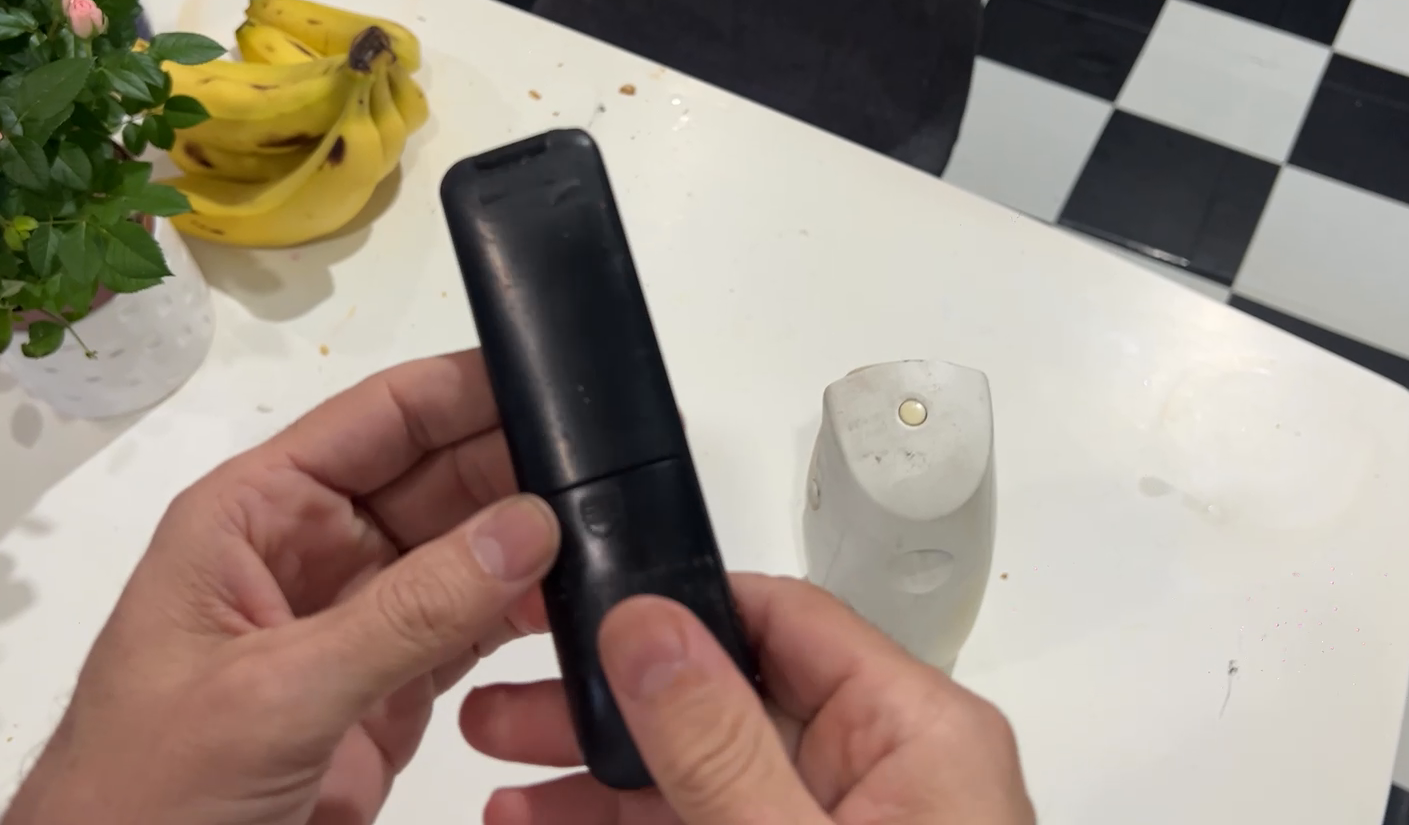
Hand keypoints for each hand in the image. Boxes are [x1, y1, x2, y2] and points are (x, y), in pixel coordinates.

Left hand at [3, 350, 559, 824]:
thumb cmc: (146, 806)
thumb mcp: (273, 695)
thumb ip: (411, 610)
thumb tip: (534, 525)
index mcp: (266, 507)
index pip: (384, 416)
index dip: (468, 387)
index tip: (555, 378)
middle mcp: (323, 538)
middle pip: (443, 470)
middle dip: (519, 460)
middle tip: (606, 459)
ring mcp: (369, 605)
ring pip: (471, 539)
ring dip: (534, 531)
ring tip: (610, 516)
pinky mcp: (403, 669)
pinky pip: (480, 613)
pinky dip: (530, 602)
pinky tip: (582, 591)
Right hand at [461, 574, 1035, 823]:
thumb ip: (719, 744)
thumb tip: (642, 618)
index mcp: (910, 727)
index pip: (782, 616)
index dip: (681, 605)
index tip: (583, 612)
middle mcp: (876, 763)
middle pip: (723, 694)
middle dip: (608, 704)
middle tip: (503, 710)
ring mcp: (830, 822)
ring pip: (698, 768)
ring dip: (595, 775)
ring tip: (498, 775)